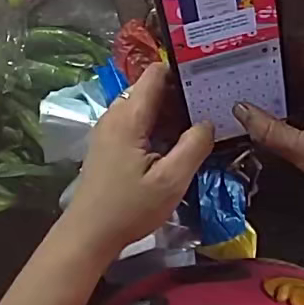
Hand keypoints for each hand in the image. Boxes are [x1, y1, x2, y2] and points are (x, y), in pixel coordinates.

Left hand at [62, 60, 213, 254]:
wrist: (89, 234)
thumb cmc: (129, 208)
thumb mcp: (171, 181)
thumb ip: (194, 146)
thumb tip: (208, 122)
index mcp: (129, 117)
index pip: (155, 73)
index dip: (183, 70)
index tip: (210, 77)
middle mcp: (115, 115)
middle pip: (151, 89)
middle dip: (181, 94)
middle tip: (214, 103)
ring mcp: (109, 130)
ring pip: (145, 107)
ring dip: (171, 113)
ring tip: (202, 123)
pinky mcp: (109, 145)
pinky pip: (137, 124)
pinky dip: (158, 127)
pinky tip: (177, 144)